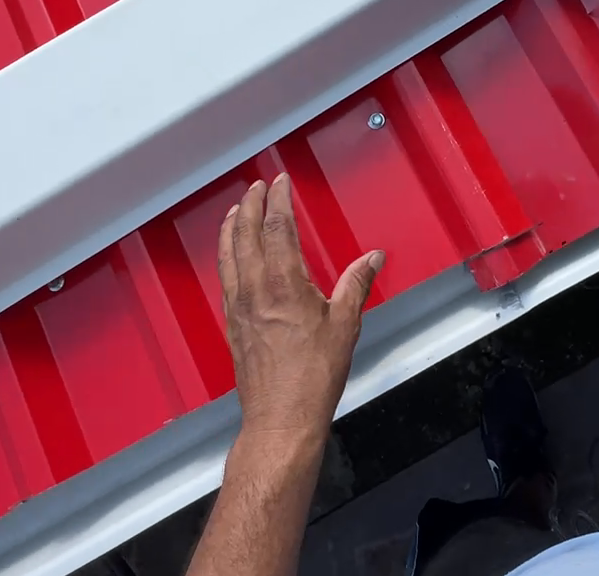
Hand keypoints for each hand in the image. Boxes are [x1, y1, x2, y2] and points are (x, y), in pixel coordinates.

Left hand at [217, 175, 383, 442]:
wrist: (281, 418)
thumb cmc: (316, 373)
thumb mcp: (345, 324)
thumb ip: (356, 284)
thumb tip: (373, 256)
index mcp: (284, 283)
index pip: (277, 228)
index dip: (278, 200)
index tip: (280, 181)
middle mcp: (255, 288)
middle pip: (245, 234)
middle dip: (249, 205)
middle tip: (256, 186)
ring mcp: (238, 305)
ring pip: (228, 253)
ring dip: (231, 226)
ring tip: (234, 208)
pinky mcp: (231, 322)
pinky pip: (224, 276)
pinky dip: (225, 253)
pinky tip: (230, 252)